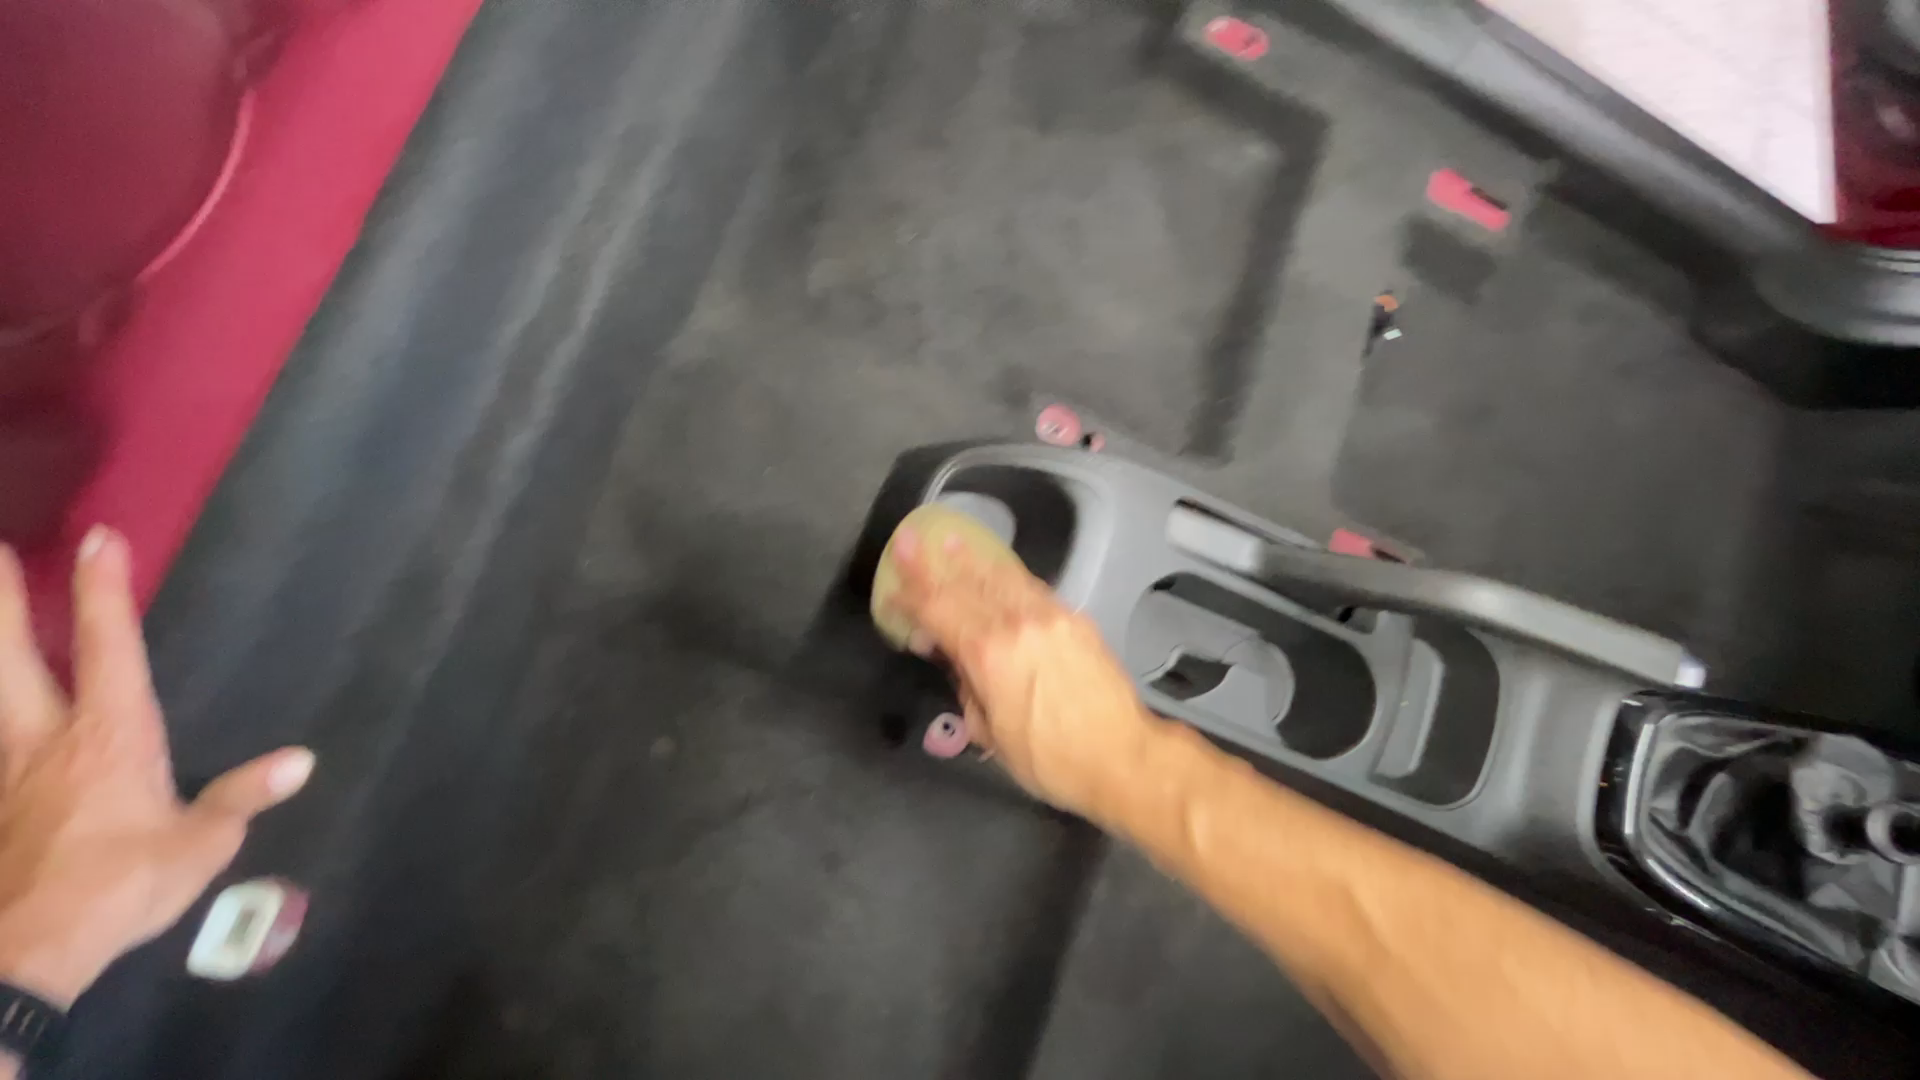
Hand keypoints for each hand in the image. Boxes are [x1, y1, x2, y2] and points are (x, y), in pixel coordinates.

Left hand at [0, 527, 312, 1007]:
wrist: (25, 951)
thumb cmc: (125, 884)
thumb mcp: (203, 844)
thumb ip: (242, 798)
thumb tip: (301, 759)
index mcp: (112, 737)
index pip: (108, 649)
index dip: (101, 593)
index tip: (95, 539)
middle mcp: (46, 739)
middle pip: (14, 658)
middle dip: (4, 603)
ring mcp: (4, 770)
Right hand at [887, 525, 1155, 816]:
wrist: (1122, 757)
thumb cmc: (1051, 759)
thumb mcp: (992, 733)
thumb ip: (968, 689)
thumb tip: (957, 664)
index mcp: (989, 653)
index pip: (938, 612)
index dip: (910, 597)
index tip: (893, 587)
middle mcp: (1017, 623)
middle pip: (966, 585)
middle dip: (933, 564)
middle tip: (910, 540)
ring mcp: (1050, 616)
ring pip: (1002, 578)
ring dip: (973, 559)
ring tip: (954, 541)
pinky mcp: (1075, 620)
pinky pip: (1033, 588)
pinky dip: (1009, 577)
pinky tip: (1000, 573)